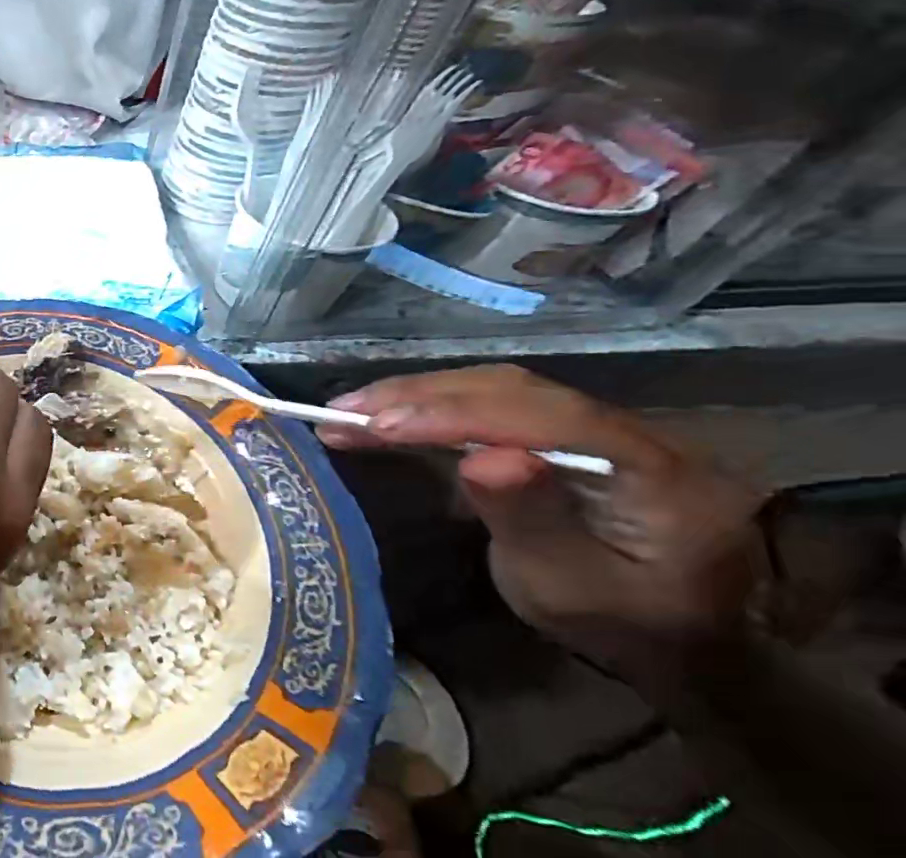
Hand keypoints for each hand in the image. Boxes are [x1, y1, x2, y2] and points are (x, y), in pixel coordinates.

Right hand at [316, 365, 766, 675]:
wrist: (687, 640)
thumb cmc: (623, 623)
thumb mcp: (571, 588)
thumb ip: (530, 520)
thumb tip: (482, 458)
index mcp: (650, 466)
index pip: (539, 416)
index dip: (454, 414)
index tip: (378, 425)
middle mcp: (625, 428)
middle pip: (508, 388)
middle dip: (418, 396)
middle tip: (341, 411)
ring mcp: (593, 425)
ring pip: (492, 388)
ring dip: (414, 396)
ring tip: (349, 410)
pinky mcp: (562, 433)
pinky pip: (489, 403)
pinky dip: (430, 407)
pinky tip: (388, 417)